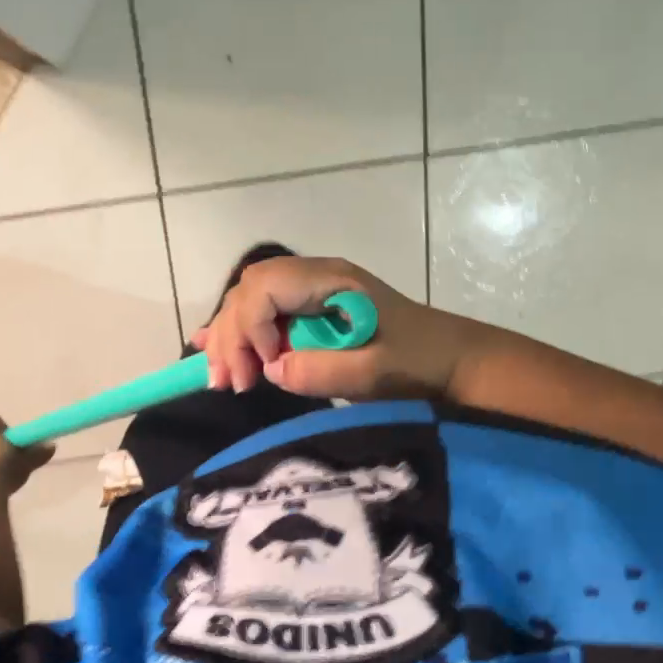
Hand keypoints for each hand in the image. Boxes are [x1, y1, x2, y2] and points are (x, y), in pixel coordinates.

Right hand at [196, 256, 484, 399]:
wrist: (449, 359)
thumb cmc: (416, 363)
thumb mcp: (374, 374)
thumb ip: (321, 371)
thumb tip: (271, 369)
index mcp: (331, 282)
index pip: (265, 287)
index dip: (253, 327)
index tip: (265, 368)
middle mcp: (314, 279)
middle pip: (249, 293)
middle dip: (232, 337)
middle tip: (232, 384)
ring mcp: (309, 294)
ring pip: (249, 303)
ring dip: (231, 340)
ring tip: (224, 380)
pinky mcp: (308, 313)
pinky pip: (263, 314)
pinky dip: (238, 333)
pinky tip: (212, 350)